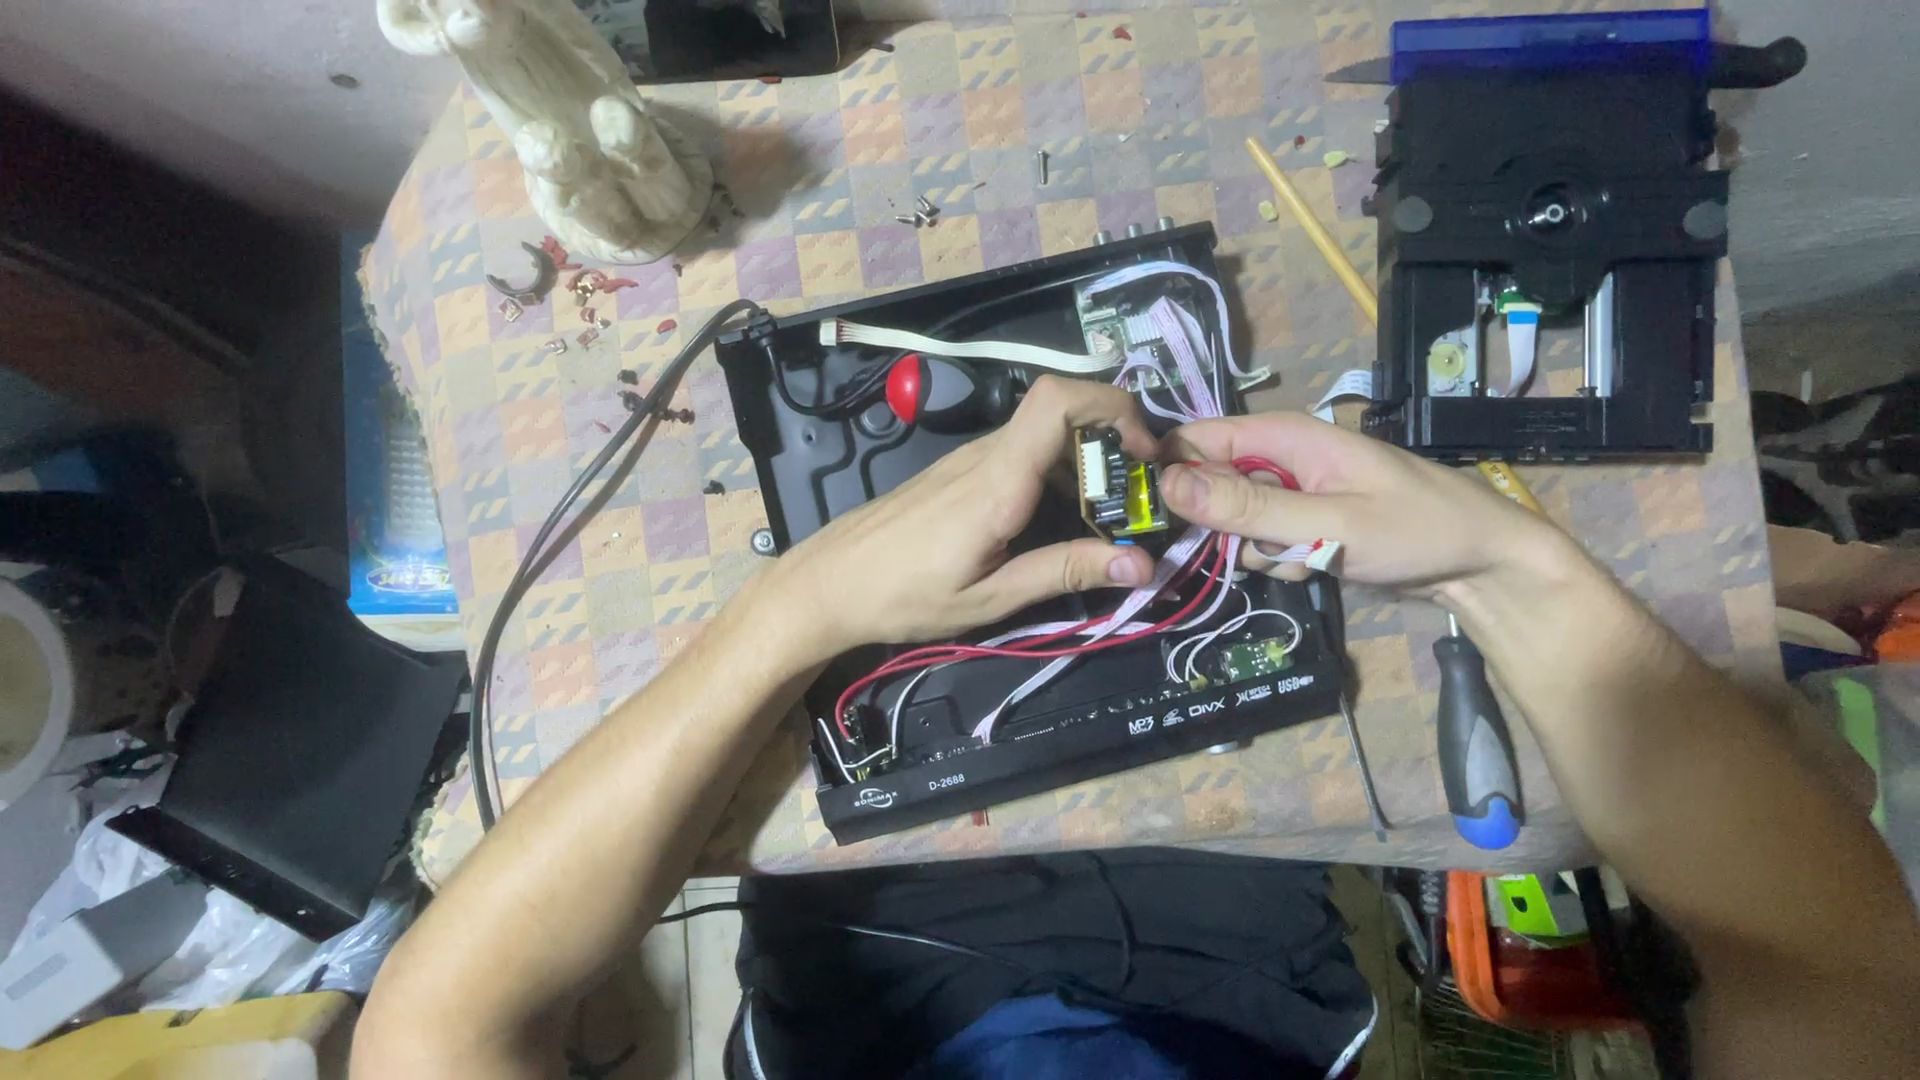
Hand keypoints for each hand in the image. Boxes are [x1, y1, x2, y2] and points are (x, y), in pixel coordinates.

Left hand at [760, 376, 1158, 659]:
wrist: (828, 583)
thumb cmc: (903, 596)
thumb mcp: (988, 599)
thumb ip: (1063, 573)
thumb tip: (1141, 564)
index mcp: (997, 482)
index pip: (1057, 401)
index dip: (1112, 407)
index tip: (1144, 454)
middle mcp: (985, 455)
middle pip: (1060, 409)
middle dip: (1113, 438)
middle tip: (1137, 494)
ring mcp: (968, 459)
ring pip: (1043, 433)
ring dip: (1086, 460)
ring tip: (1106, 515)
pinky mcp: (959, 472)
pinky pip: (1020, 452)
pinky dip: (1056, 471)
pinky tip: (1059, 517)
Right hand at [1160, 413, 1570, 594]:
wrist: (1484, 566)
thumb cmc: (1415, 531)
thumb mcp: (1327, 522)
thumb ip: (1246, 506)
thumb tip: (1168, 483)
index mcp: (1285, 435)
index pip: (1198, 439)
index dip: (1170, 472)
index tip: (1157, 516)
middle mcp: (1281, 458)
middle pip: (1211, 484)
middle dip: (1222, 522)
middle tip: (1256, 547)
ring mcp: (1292, 493)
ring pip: (1234, 521)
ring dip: (1257, 547)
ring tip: (1306, 556)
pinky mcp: (1303, 523)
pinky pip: (1262, 541)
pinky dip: (1282, 559)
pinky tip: (1320, 565)